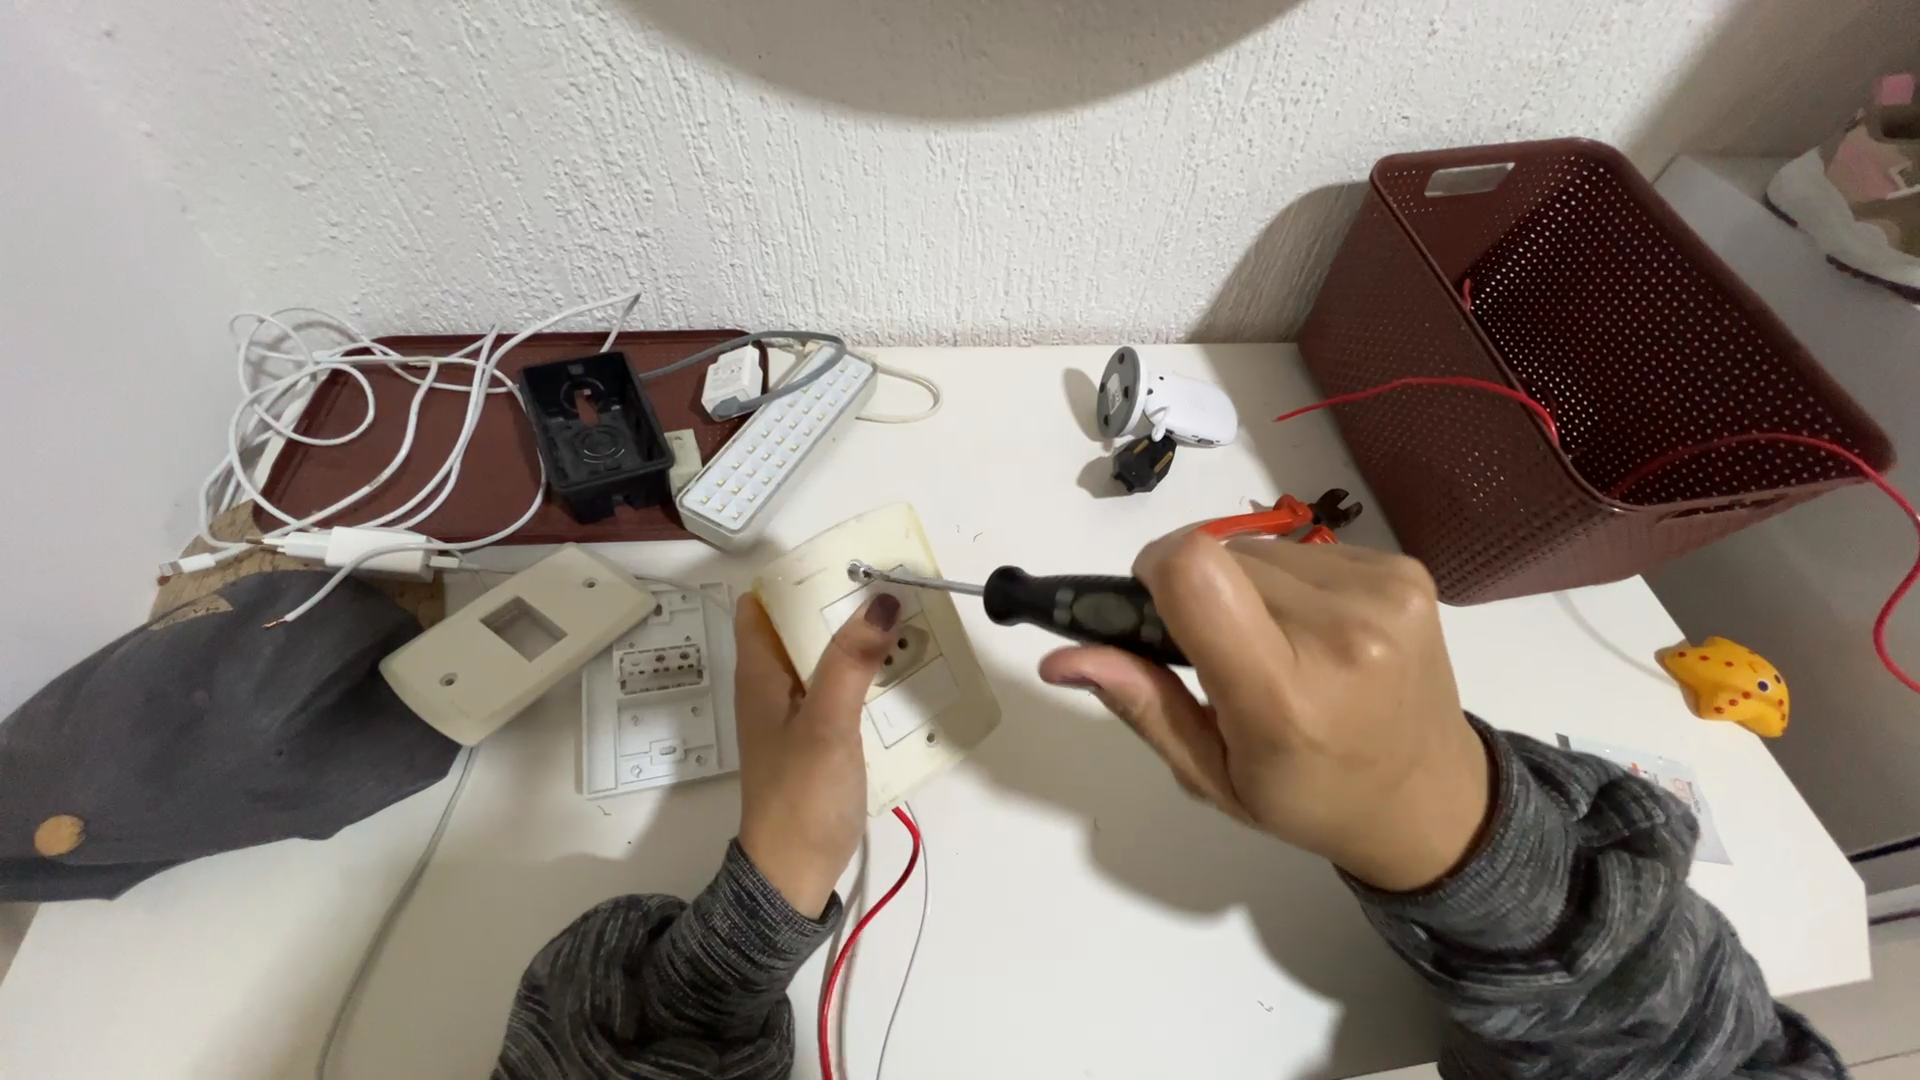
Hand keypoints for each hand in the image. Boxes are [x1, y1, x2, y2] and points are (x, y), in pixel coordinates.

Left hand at [733, 591, 900, 916]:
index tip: (845, 560)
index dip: (797, 577)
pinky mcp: (821, 735)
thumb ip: (851, 661)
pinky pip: (845, 688)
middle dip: (842, 603)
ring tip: (907, 618)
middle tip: (892, 584)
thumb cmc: (800, 796)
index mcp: (760, 673)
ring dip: (860, 637)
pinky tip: (902, 670)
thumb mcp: (827, 723)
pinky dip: (869, 672)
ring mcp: (799, 711)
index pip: (763, 603)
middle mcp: (775, 685)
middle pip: (803, 626)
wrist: (795, 873)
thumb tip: (882, 599)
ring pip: (828, 656)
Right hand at [1039, 531, 1491, 892]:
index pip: (1195, 572)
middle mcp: (1342, 630)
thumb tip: (1059, 658)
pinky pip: (1302, 548)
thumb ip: (1139, 703)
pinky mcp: (1405, 569)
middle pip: (1218, 554)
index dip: (1154, 568)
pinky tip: (1309, 628)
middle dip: (1195, 586)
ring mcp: (1383, 592)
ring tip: (1270, 640)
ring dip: (1242, 582)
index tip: (1151, 602)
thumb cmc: (1308, 798)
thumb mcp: (1210, 773)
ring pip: (1257, 546)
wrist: (1433, 799)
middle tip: (1213, 643)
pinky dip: (1285, 579)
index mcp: (1284, 694)